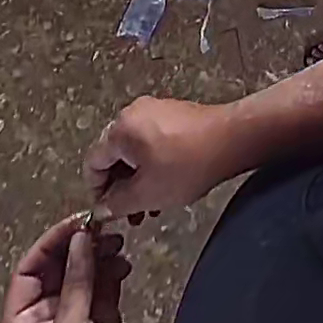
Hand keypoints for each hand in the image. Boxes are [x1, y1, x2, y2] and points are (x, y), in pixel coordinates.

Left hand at [0, 216, 130, 322]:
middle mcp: (48, 316)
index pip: (29, 270)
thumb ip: (75, 285)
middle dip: (81, 242)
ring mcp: (76, 316)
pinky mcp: (101, 318)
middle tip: (100, 225)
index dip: (50, 242)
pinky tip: (122, 263)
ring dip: (103, 251)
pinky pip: (107, 283)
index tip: (75, 222)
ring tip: (116, 241)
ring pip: (86, 271)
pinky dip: (116, 268)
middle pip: (60, 265)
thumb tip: (80, 238)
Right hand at [85, 96, 235, 218]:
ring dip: (138, 178)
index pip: (92, 162)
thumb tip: (102, 208)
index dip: (97, 192)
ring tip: (152, 205)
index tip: (111, 212)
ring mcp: (155, 109)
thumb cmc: (185, 166)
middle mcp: (133, 112)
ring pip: (134, 149)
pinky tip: (168, 183)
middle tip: (133, 213)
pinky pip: (152, 140)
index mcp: (120, 128)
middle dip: (121, 186)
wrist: (230, 138)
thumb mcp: (146, 194)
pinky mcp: (173, 112)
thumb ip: (117, 203)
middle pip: (113, 154)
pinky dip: (153, 162)